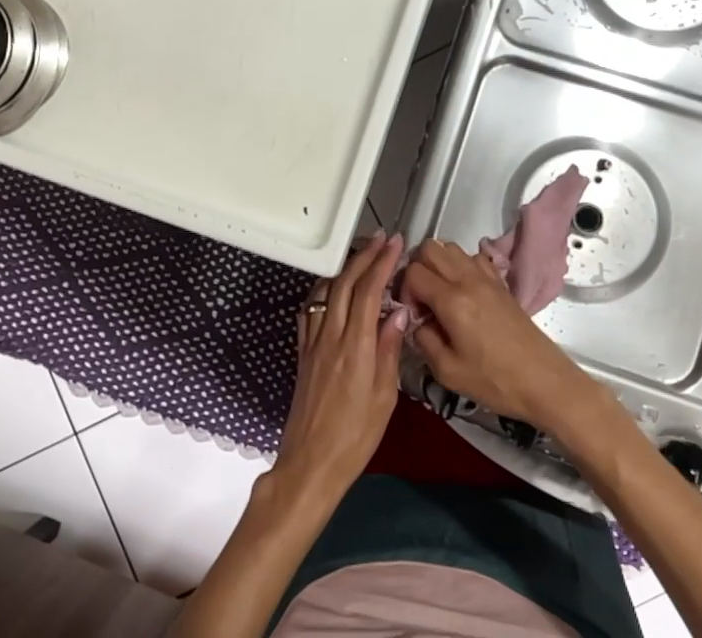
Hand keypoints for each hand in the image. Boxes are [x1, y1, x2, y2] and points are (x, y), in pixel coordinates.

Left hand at [273, 233, 406, 501]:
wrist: (311, 463)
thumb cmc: (355, 437)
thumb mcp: (385, 396)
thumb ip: (389, 350)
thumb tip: (398, 312)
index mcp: (354, 347)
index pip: (368, 291)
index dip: (382, 263)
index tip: (396, 244)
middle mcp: (330, 338)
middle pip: (344, 283)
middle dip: (363, 256)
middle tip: (382, 239)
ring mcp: (312, 344)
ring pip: (325, 293)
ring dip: (344, 269)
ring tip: (362, 256)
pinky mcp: (303, 354)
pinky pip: (311, 311)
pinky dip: (325, 292)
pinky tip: (334, 291)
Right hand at [401, 239, 597, 427]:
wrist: (544, 382)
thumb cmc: (495, 381)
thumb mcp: (447, 371)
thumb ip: (423, 340)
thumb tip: (417, 323)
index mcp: (452, 300)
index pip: (413, 272)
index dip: (404, 290)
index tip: (411, 313)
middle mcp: (469, 280)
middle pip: (430, 248)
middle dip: (417, 268)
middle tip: (420, 299)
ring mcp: (488, 278)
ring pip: (452, 248)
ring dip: (438, 265)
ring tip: (439, 295)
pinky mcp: (502, 284)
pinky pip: (475, 258)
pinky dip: (462, 266)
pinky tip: (463, 293)